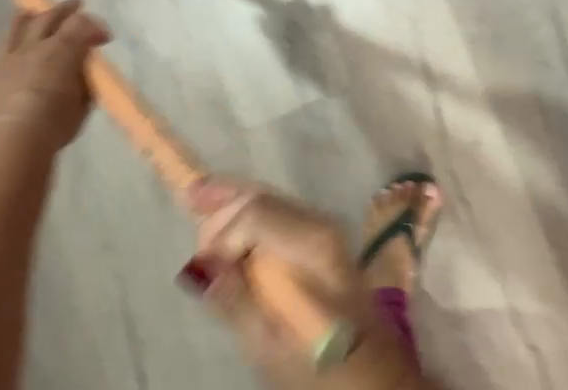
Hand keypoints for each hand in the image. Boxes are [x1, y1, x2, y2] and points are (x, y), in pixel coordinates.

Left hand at [0, 0, 111, 156]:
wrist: (8, 148)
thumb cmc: (53, 127)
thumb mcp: (83, 103)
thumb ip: (83, 80)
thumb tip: (80, 68)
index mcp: (60, 52)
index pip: (81, 25)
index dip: (94, 26)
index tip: (105, 38)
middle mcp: (29, 50)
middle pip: (47, 20)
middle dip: (63, 10)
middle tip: (75, 5)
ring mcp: (0, 65)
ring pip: (11, 33)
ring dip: (21, 20)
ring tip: (28, 12)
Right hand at [187, 180, 392, 386]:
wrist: (373, 370)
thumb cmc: (322, 366)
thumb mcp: (272, 346)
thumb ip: (237, 300)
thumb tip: (200, 267)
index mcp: (311, 246)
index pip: (254, 213)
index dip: (220, 233)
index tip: (203, 267)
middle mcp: (319, 222)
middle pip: (258, 197)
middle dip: (220, 210)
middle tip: (194, 237)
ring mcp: (322, 225)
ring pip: (266, 198)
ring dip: (231, 205)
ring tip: (196, 212)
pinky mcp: (320, 236)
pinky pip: (276, 211)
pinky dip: (247, 212)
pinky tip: (224, 217)